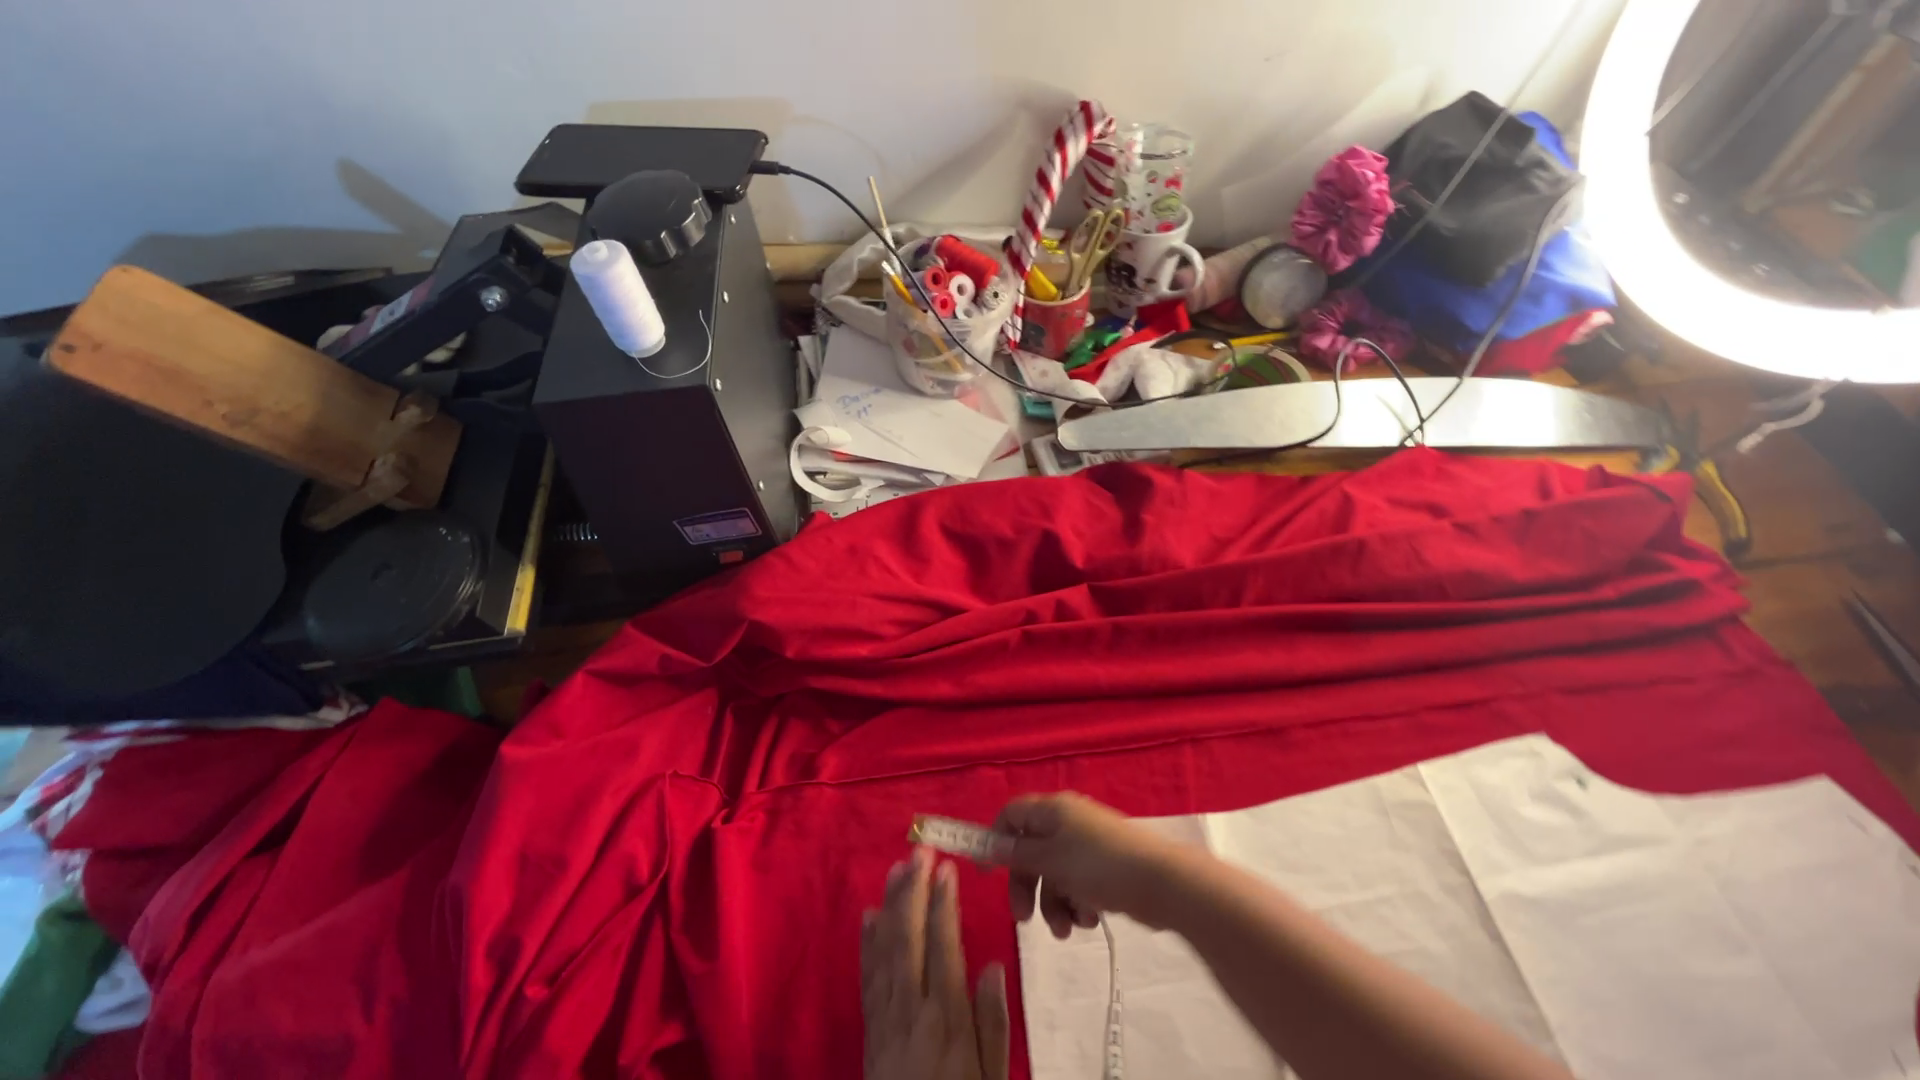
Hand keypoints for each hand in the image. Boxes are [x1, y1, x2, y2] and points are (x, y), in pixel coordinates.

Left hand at [862, 846, 1009, 1079]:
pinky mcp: (870, 1029)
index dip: (944, 905)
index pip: (944, 947)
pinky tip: (870, 915)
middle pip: (910, 939)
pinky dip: (867, 942)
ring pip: (886, 949)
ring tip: (898, 869)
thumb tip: (993, 964)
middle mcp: (912, 1009)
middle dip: (914, 892)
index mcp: (948, 1019)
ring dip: (892, 905)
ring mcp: (886, 1017)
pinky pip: (867, 977)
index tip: (947, 869)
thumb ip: (993, 1021)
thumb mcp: (992, 1075)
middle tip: (920, 852)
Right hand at [992, 792, 1186, 936]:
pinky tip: (1089, 920)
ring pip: (1054, 876)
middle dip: (1026, 887)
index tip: (985, 873)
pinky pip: (1077, 887)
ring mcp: (1088, 848)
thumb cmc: (1100, 866)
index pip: (1012, 815)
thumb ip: (1018, 854)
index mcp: (1053, 810)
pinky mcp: (1105, 871)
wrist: (1163, 883)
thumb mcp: (1051, 860)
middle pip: (1031, 852)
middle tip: (1023, 919)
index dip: (995, 840)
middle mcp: (1068, 823)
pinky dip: (1078, 905)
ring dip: (1054, 905)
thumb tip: (991, 845)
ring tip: (1068, 929)